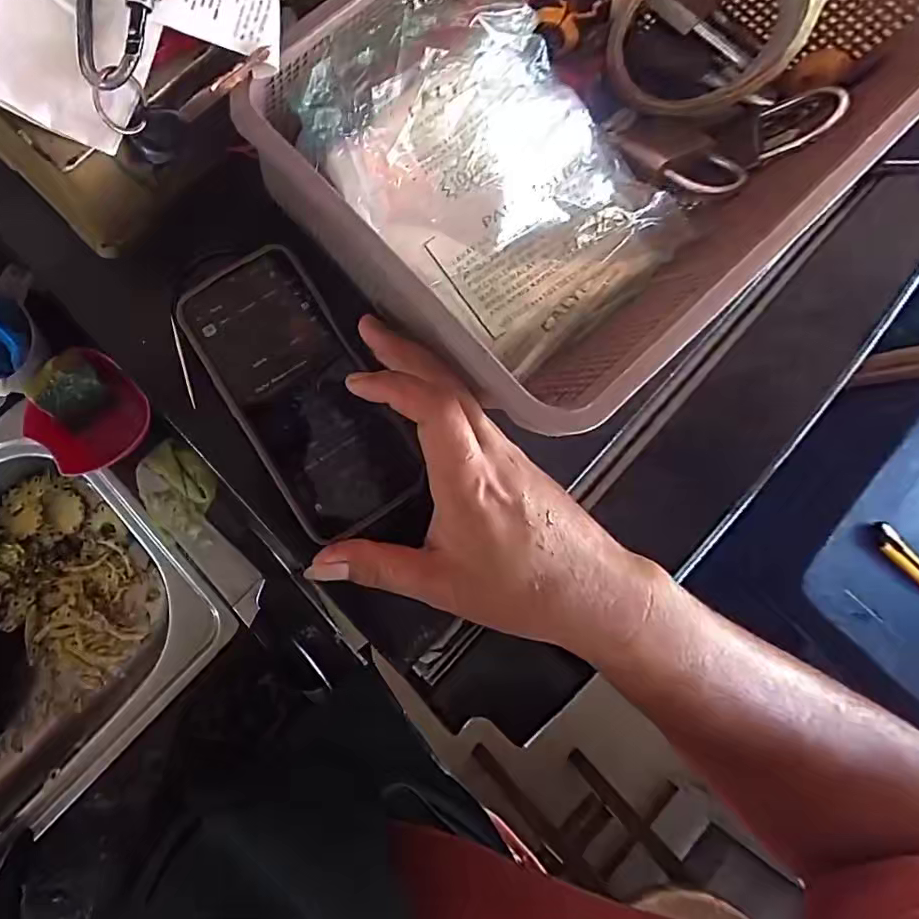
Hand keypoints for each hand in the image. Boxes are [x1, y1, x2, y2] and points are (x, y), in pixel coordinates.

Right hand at [305, 317, 667, 654]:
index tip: (358, 379)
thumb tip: (321, 564)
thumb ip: (376, 567)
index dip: (394, 384)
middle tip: (369, 326)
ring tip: (388, 348)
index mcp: (468, 478)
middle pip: (448, 383)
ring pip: (463, 389)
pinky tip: (428, 390)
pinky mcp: (517, 455)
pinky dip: (441, 385)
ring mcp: (508, 448)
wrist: (597, 592)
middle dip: (404, 350)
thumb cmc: (522, 590)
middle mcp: (490, 451)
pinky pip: (473, 406)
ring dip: (423, 363)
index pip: (433, 408)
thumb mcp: (439, 584)